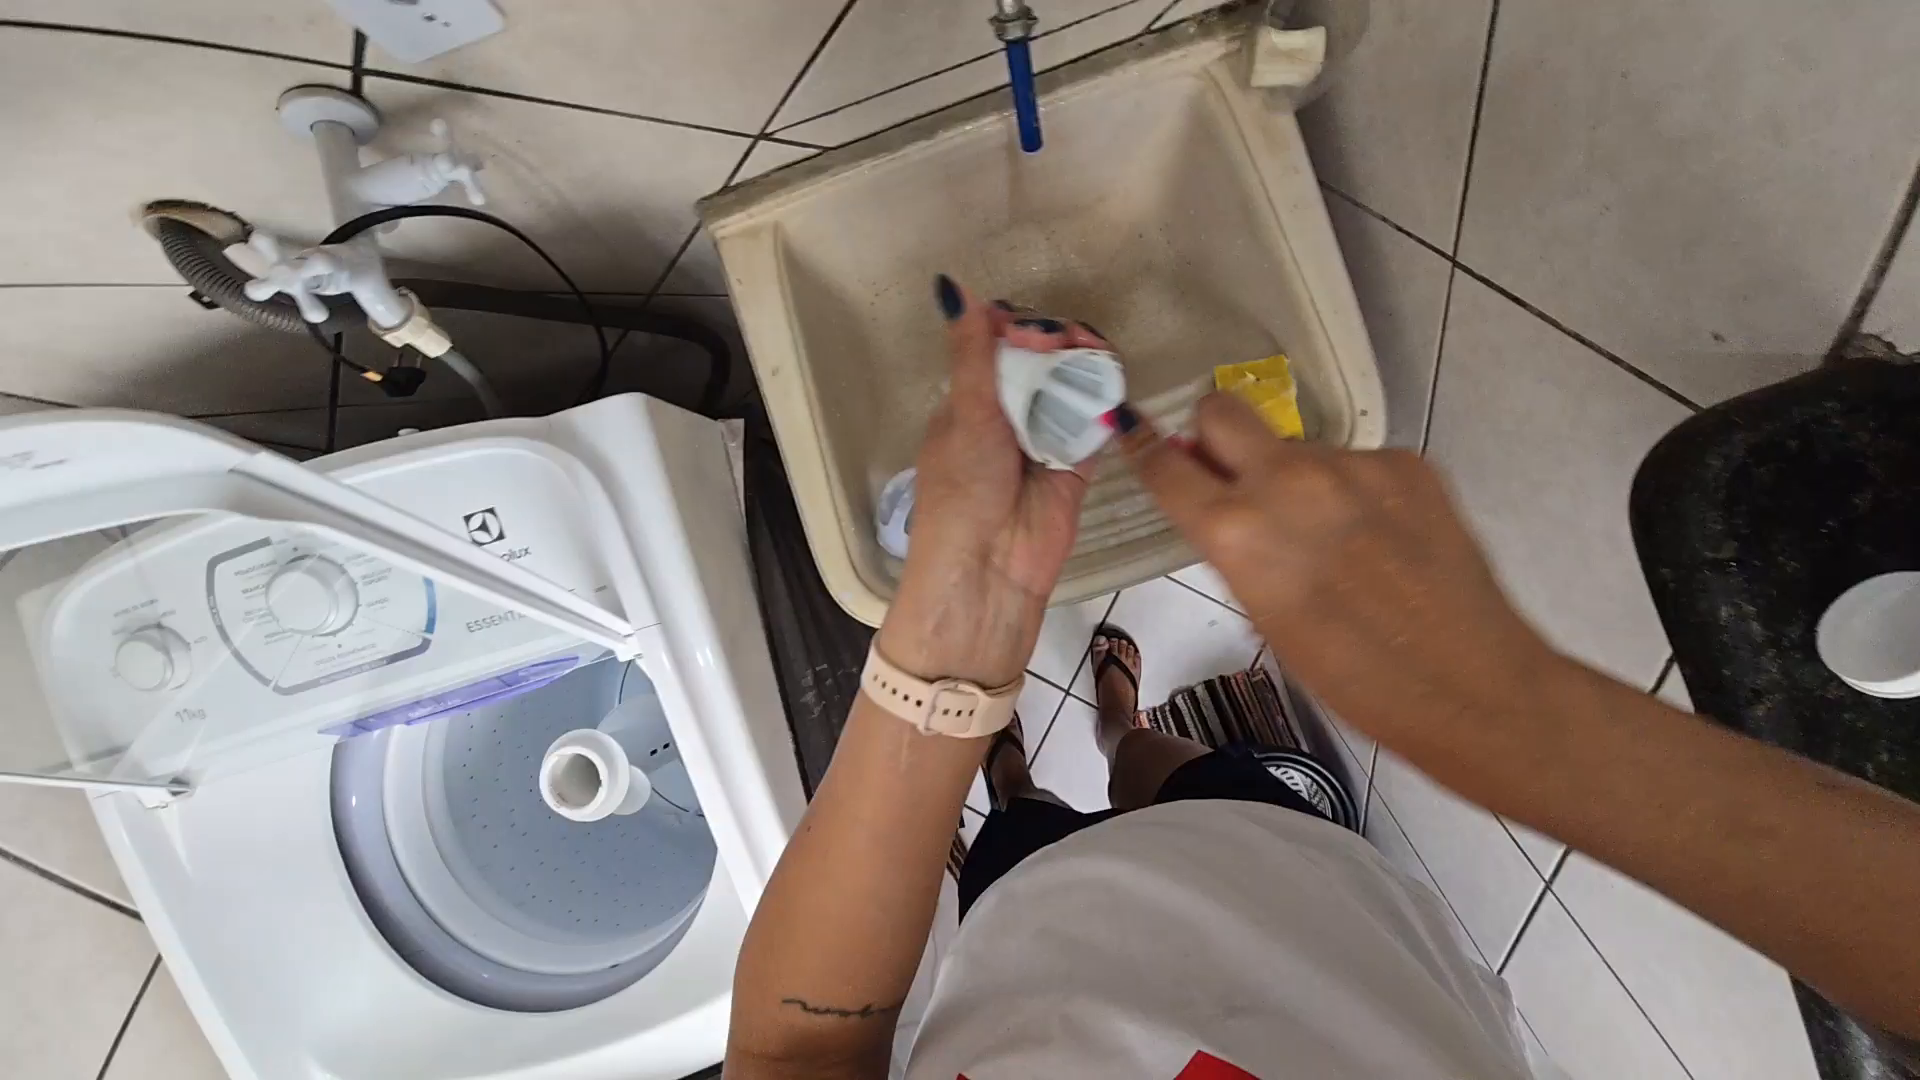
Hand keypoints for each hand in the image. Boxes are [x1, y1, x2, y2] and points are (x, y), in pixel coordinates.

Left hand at [873, 278, 1102, 688]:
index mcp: (967, 405)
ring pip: (1069, 390)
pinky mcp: (1075, 466)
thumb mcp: (964, 415)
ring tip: (1092, 348)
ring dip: (1082, 365)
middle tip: (1067, 337)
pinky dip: (1102, 401)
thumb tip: (951, 285)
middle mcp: (1005, 419)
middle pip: (1039, 365)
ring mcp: (1042, 441)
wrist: (988, 570)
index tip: (1030, 326)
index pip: (995, 350)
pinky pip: (1093, 424)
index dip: (1017, 330)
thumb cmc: (962, 490)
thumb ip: (971, 355)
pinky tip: (1109, 376)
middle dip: (1055, 343)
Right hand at [1112, 392, 1572, 752]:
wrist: (1468, 684)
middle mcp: (1285, 479)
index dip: (1144, 449)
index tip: (1136, 436)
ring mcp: (1352, 463)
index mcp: (1235, 529)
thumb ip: (1232, 546)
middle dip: (1213, 433)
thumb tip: (1222, 506)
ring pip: (1294, 446)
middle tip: (1231, 473)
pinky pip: (1352, 462)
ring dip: (1294, 477)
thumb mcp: (1261, 612)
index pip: (1165, 464)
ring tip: (1331, 535)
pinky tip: (1378, 536)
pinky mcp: (1406, 461)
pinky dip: (1350, 490)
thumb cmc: (1346, 673)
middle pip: (1221, 408)